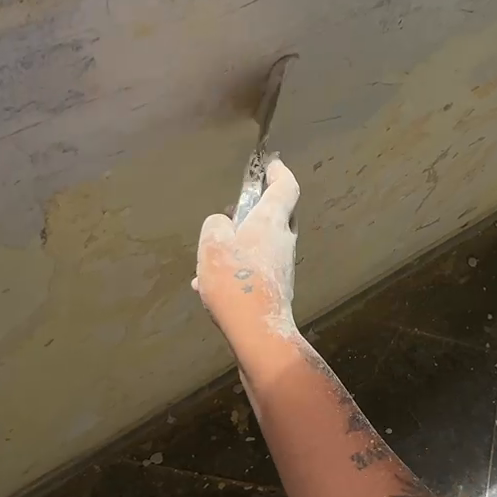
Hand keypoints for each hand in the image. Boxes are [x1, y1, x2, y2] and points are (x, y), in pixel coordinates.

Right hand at [194, 158, 300, 343]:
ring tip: (210, 258)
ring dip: (242, 245)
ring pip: (264, 246)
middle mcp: (283, 242)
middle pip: (278, 216)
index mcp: (272, 222)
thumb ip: (216, 226)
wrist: (257, 332)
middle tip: (237, 210)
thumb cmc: (235, 281)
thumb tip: (223, 227)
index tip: (270, 164)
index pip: (286, 186)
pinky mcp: (277, 291)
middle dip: (260, 208)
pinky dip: (238, 271)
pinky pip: (256, 271)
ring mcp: (283, 268)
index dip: (278, 172)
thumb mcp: (213, 244)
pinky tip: (210, 287)